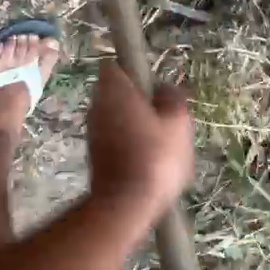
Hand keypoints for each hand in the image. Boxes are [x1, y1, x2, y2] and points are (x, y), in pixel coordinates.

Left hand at [85, 62, 193, 217]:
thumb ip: (172, 97)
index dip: (132, 71)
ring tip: (158, 142)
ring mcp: (92, 130)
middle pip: (115, 91)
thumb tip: (164, 87)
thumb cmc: (155, 156)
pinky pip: (112, 137)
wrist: (126, 204)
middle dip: (136, 100)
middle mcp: (96, 105)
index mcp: (113, 89)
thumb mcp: (178, 122)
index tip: (151, 87)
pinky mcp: (94, 153)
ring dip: (133, 123)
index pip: (114, 65)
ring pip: (114, 115)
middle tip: (162, 116)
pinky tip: (147, 160)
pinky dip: (126, 142)